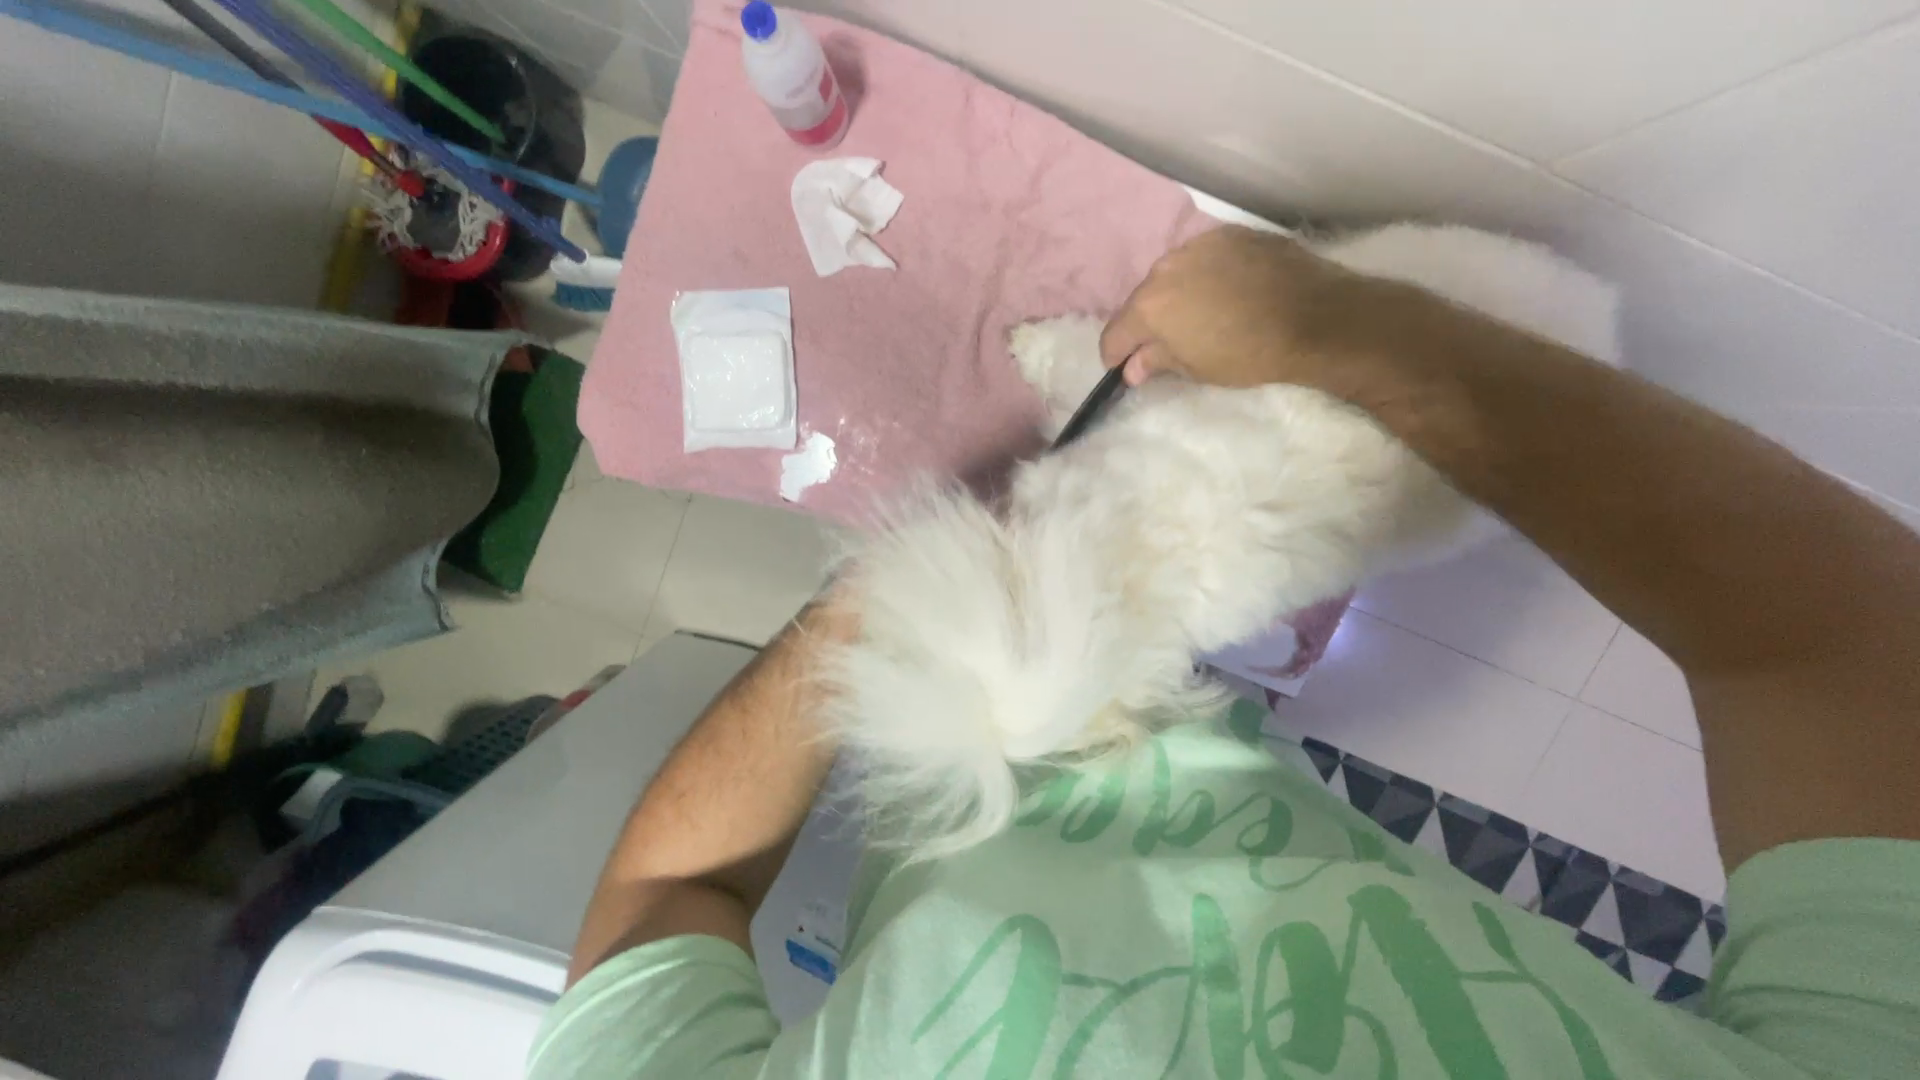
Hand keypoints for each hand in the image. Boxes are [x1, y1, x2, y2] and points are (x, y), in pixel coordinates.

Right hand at [1100, 226, 1360, 388]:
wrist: (1316, 316)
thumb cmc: (1248, 353)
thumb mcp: (1196, 368)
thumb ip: (1157, 361)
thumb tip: (1133, 367)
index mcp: (1150, 305)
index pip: (1115, 333)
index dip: (1115, 356)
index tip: (1122, 369)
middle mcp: (1166, 266)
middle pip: (1143, 299)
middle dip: (1148, 322)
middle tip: (1166, 343)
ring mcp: (1200, 244)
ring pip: (1174, 274)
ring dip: (1177, 294)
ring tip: (1200, 314)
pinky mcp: (1233, 234)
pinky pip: (1206, 258)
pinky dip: (1207, 275)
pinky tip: (1227, 291)